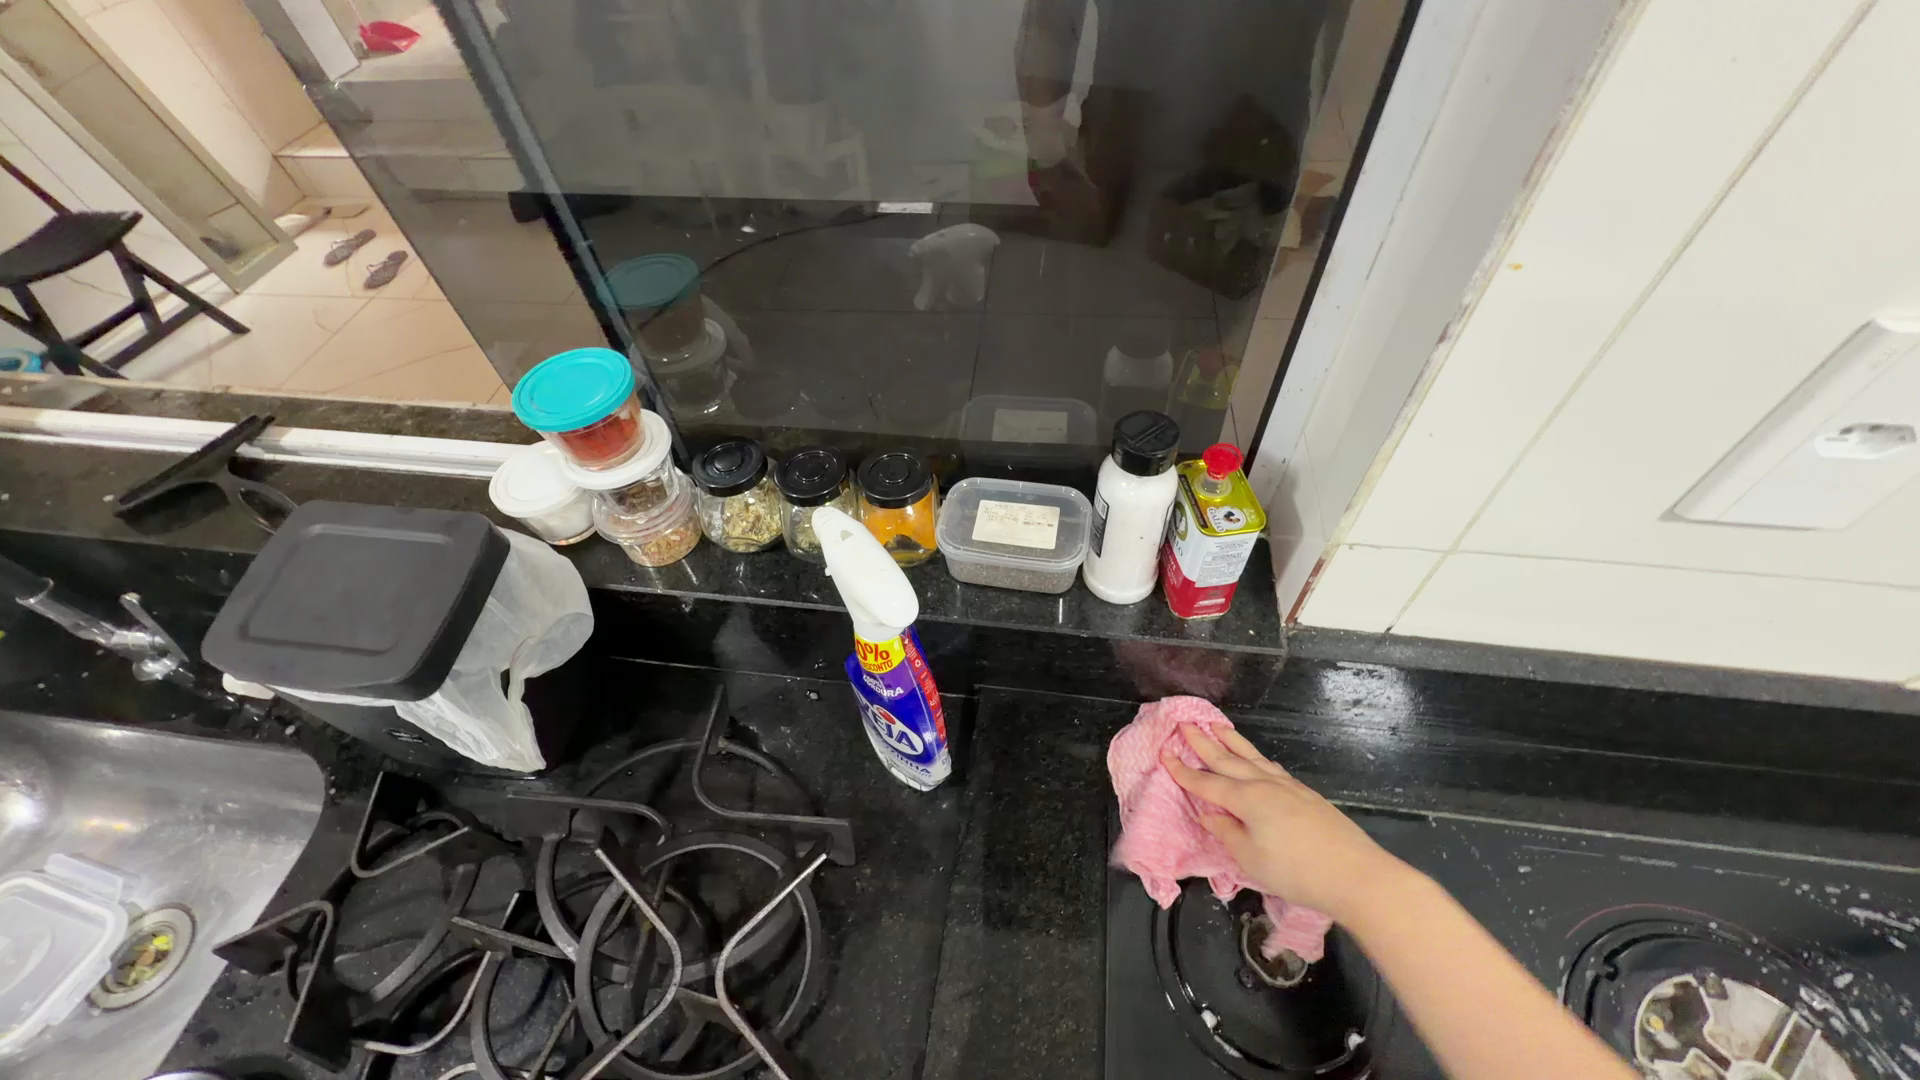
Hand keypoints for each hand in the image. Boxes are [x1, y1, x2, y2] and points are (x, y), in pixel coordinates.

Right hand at [1162, 726, 1413, 922]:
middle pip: (1227, 759)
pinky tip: (1257, 759)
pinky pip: (1271, 767)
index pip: (1206, 783)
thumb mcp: (1250, 858)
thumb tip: (1208, 814)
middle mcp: (1264, 785)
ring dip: (1232, 741)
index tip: (1165, 754)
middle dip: (1203, 742)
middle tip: (1185, 724)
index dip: (1183, 771)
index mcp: (1246, 799)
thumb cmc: (1295, 871)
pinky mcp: (1306, 795)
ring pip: (1252, 757)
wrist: (1355, 874)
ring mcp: (1288, 787)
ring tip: (1216, 726)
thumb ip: (1226, 832)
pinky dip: (1256, 757)